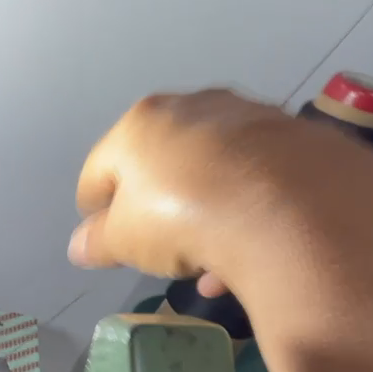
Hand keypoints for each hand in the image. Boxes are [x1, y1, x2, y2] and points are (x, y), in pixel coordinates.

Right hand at [69, 89, 372, 312]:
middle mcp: (192, 108)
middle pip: (156, 168)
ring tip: (198, 261)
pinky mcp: (292, 139)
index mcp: (138, 126)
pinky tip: (235, 262)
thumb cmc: (179, 217)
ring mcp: (247, 118)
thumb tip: (80, 245)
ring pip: (206, 177)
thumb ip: (96, 243)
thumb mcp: (121, 242)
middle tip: (152, 249)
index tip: (103, 243)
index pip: (97, 171)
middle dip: (152, 210)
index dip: (93, 212)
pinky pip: (250, 186)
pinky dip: (238, 220)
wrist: (288, 208)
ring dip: (197, 218)